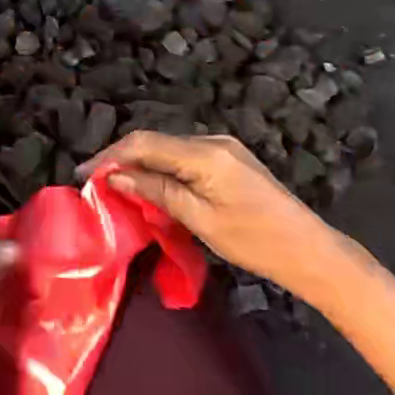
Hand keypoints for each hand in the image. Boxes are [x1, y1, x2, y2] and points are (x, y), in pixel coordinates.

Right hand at [79, 132, 346, 293]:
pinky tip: (147, 184)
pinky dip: (160, 168)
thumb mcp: (199, 219)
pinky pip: (182, 156)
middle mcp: (213, 141)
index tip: (83, 175)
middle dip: (121, 159)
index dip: (109, 156)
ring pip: (166, 149)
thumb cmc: (255, 241)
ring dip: (139, 164)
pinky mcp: (228, 159)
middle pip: (154, 142)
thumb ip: (156, 191)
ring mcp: (223, 148)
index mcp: (206, 154)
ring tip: (114, 185)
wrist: (311, 252)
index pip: (144, 143)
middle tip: (94, 183)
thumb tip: (115, 176)